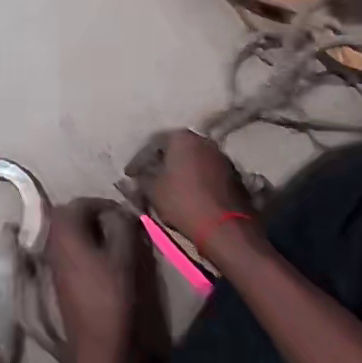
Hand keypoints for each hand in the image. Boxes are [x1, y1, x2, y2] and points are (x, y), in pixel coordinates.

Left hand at [44, 199, 139, 362]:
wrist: (97, 351)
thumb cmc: (111, 300)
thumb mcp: (124, 257)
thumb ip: (122, 224)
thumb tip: (120, 210)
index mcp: (64, 235)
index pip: (78, 203)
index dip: (102, 204)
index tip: (124, 215)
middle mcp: (51, 247)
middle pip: (68, 219)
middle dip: (94, 217)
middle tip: (120, 227)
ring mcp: (51, 268)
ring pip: (68, 239)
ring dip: (89, 236)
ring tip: (116, 246)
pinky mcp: (57, 286)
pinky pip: (68, 257)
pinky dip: (84, 252)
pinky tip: (103, 265)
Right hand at [124, 129, 253, 252]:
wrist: (223, 225)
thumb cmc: (182, 201)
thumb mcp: (153, 190)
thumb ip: (141, 177)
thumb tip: (135, 174)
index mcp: (182, 138)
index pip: (153, 142)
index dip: (138, 160)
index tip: (129, 174)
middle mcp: (203, 140)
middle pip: (175, 149)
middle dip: (161, 162)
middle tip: (148, 177)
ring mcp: (220, 156)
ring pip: (192, 160)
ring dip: (179, 171)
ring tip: (167, 187)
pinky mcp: (232, 173)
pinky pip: (206, 172)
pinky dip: (194, 179)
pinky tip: (187, 193)